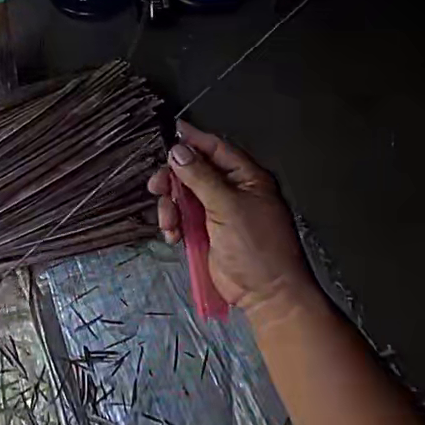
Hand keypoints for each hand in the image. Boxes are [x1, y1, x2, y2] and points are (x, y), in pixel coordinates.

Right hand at [148, 121, 317, 321]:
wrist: (266, 294)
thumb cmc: (257, 247)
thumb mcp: (228, 207)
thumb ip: (201, 177)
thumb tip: (178, 151)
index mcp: (247, 178)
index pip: (217, 149)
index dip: (194, 140)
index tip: (171, 131)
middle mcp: (232, 190)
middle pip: (195, 172)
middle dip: (174, 178)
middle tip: (157, 186)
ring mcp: (218, 212)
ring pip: (184, 196)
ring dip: (171, 206)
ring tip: (170, 222)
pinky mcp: (206, 233)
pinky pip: (183, 218)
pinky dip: (174, 224)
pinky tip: (174, 235)